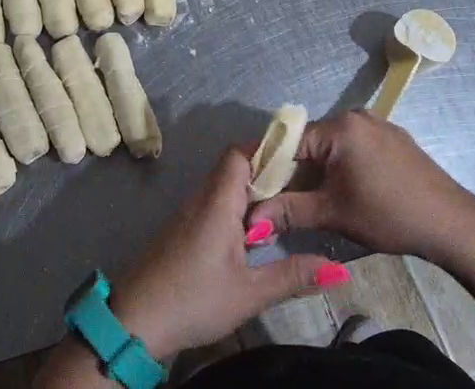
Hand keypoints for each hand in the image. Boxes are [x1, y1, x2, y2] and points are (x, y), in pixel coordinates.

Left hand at [107, 148, 347, 358]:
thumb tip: (339, 269)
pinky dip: (234, 212)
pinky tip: (252, 238)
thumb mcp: (250, 293)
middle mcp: (201, 199)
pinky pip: (212, 206)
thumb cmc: (194, 300)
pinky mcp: (181, 232)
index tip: (298, 164)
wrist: (135, 322)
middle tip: (300, 192)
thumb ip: (293, 276)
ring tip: (283, 216)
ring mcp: (188, 215)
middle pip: (233, 169)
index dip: (267, 152)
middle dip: (266, 176)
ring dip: (250, 197)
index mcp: (217, 202)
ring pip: (223, 189)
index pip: (239, 154)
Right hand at [247, 109, 474, 262]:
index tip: (261, 193)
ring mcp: (380, 126)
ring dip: (322, 172)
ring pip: (335, 147)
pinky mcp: (396, 140)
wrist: (452, 224)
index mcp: (340, 126)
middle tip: (287, 204)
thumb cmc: (388, 214)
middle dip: (298, 172)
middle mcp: (358, 117)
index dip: (273, 168)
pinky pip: (357, 149)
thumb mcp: (333, 214)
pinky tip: (350, 194)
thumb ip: (289, 211)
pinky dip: (345, 168)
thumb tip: (250, 219)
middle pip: (312, 142)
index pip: (290, 140)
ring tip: (317, 203)